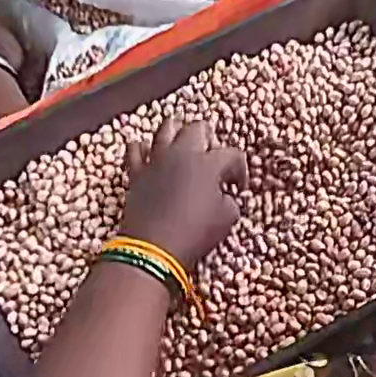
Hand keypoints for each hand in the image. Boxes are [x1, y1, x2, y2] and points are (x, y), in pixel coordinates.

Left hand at [120, 118, 245, 269]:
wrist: (154, 248)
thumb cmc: (194, 234)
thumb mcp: (226, 220)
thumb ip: (230, 202)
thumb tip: (226, 197)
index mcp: (208, 163)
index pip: (232, 155)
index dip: (239, 170)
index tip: (238, 187)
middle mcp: (182, 153)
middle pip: (199, 129)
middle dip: (209, 141)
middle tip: (212, 158)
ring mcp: (157, 160)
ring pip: (167, 128)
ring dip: (178, 132)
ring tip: (183, 143)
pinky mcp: (137, 172)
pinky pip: (136, 149)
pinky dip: (143, 149)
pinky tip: (149, 154)